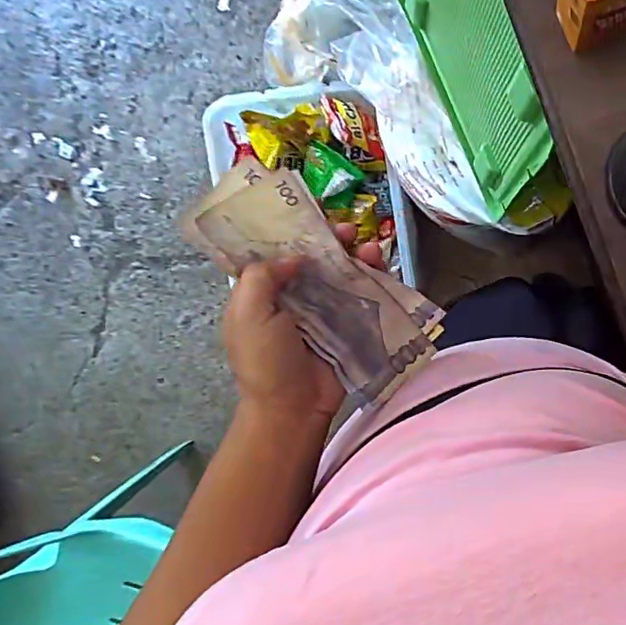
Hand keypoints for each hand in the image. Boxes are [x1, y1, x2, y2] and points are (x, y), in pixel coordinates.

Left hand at [223, 224, 384, 424]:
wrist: (293, 407)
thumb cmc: (264, 362)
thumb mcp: (247, 315)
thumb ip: (263, 277)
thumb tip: (295, 257)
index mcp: (263, 294)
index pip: (278, 254)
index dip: (294, 233)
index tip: (311, 217)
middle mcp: (294, 298)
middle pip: (315, 260)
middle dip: (331, 241)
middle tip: (345, 231)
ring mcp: (324, 311)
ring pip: (342, 274)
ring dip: (355, 256)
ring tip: (368, 247)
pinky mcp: (349, 325)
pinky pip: (362, 296)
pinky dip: (372, 278)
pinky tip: (379, 266)